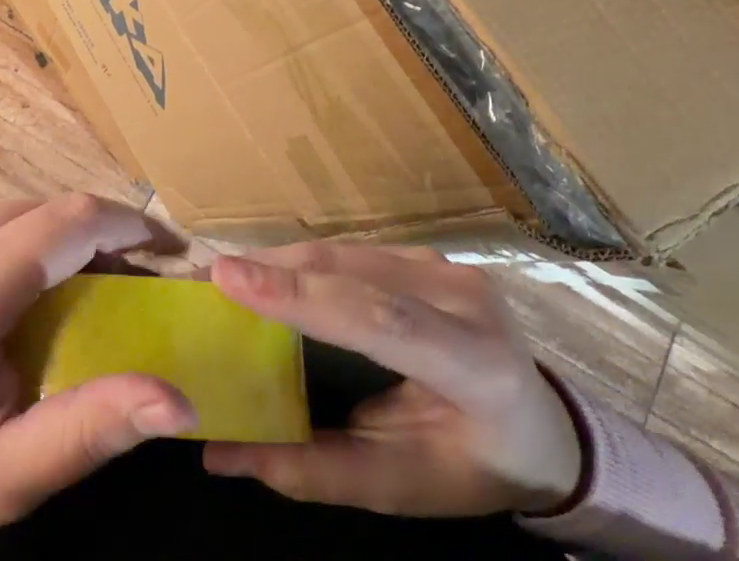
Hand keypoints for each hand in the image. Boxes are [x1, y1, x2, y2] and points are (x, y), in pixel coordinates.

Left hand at [0, 194, 197, 550]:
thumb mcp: (6, 475)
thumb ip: (89, 430)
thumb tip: (178, 402)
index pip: (67, 222)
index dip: (129, 226)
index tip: (172, 252)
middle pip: (45, 211)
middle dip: (102, 236)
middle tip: (140, 284)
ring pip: (18, 212)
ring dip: (65, 241)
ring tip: (98, 290)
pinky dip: (28, 244)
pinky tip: (40, 289)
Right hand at [203, 243, 583, 516]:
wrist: (541, 431)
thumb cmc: (470, 466)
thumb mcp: (396, 486)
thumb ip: (311, 469)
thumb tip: (217, 454)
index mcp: (476, 367)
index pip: (381, 320)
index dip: (300, 297)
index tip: (226, 278)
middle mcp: (468, 302)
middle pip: (351, 273)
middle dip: (270, 271)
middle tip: (197, 280)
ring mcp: (449, 269)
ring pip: (342, 253)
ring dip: (277, 262)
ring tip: (219, 277)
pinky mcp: (425, 257)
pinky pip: (348, 252)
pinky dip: (299, 262)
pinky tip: (263, 274)